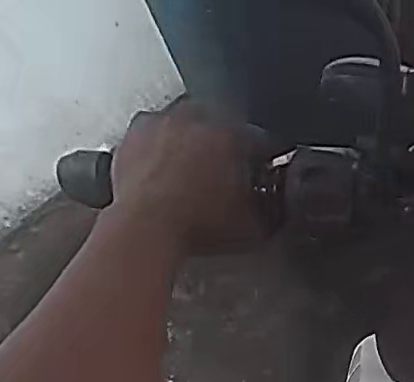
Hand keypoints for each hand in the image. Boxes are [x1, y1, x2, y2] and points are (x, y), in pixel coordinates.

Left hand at [105, 103, 264, 254]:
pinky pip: (156, 132)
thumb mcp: (253, 229)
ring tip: (200, 165)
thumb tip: (278, 204)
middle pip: (224, 120)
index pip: (263, 140)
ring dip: (197, 138)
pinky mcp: (134, 134)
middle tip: (234, 163)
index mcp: (231, 137)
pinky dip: (165, 145)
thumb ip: (272, 210)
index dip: (272, 155)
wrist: (147, 227)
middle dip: (232, 140)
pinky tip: (170, 167)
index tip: (272, 164)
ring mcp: (162, 123)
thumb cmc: (197, 226)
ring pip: (188, 121)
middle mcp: (196, 120)